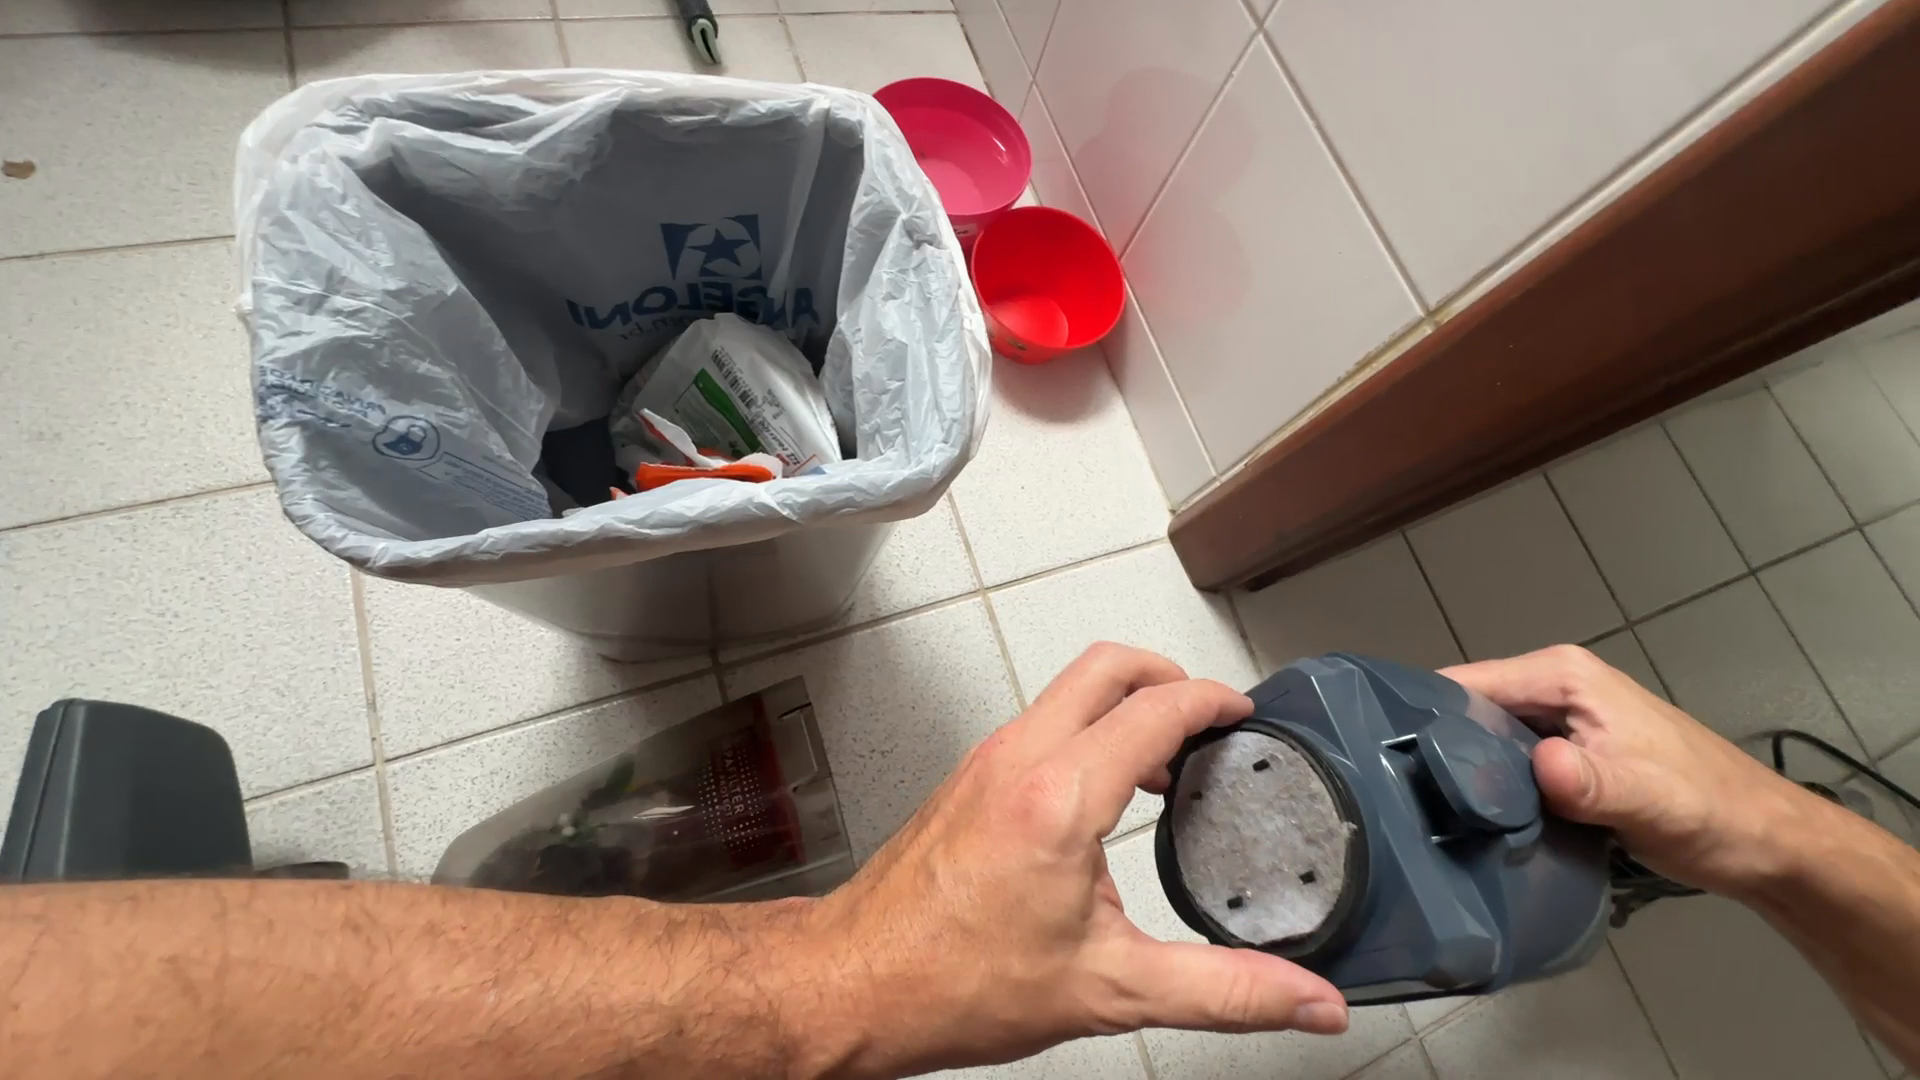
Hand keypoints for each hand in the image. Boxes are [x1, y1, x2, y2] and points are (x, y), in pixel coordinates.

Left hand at [797, 643, 1348, 1078]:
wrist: (861, 977)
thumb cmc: (953, 978)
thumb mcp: (1110, 988)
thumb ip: (1225, 990)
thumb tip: (1303, 998)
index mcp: (1058, 798)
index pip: (1152, 710)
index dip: (1209, 700)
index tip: (1238, 710)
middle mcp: (1018, 759)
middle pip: (1105, 665)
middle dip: (1166, 673)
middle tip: (1204, 710)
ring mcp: (988, 759)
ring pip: (1067, 688)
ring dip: (1123, 700)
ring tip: (1165, 753)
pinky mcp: (972, 772)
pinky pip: (1041, 718)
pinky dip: (1087, 725)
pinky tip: (1103, 782)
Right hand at [1441, 645, 1817, 897]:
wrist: (1774, 847)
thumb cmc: (1711, 812)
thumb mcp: (1649, 799)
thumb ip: (1591, 782)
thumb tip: (1538, 766)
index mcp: (1560, 674)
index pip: (1465, 682)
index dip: (1427, 715)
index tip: (1395, 757)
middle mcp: (1550, 682)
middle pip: (1466, 705)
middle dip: (1438, 741)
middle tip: (1407, 786)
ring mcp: (1554, 713)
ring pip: (1481, 730)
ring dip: (1460, 761)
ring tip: (1428, 798)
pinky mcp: (1558, 744)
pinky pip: (1502, 751)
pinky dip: (1485, 774)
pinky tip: (1471, 803)